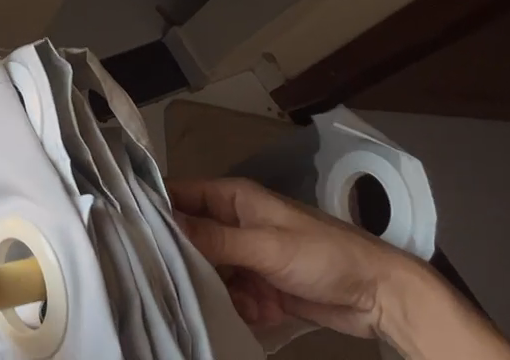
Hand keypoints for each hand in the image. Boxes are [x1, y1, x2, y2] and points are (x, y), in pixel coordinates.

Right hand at [168, 177, 412, 338]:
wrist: (381, 297)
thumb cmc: (322, 255)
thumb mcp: (265, 245)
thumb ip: (214, 238)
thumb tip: (163, 224)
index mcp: (230, 199)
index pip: (178, 195)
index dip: (154, 209)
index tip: (127, 229)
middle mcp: (232, 223)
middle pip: (190, 238)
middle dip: (184, 259)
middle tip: (167, 278)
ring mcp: (246, 257)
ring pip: (209, 271)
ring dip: (215, 290)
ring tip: (230, 302)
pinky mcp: (260, 287)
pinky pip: (232, 296)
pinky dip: (239, 308)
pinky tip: (258, 314)